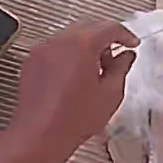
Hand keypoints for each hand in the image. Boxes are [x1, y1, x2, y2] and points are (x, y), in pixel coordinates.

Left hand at [5, 20, 136, 155]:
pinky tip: (73, 76)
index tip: (130, 43)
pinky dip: (67, 55)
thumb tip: (126, 56)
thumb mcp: (110, 94)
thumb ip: (121, 68)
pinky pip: (54, 48)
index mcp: (82, 45)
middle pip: (88, 27)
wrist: (40, 135)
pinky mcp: (32, 61)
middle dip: (104, 39)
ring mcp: (43, 50)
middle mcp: (60, 42)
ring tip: (94, 71)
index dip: (124, 35)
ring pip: (70, 36)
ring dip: (85, 46)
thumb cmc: (72, 119)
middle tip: (114, 58)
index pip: (109, 27)